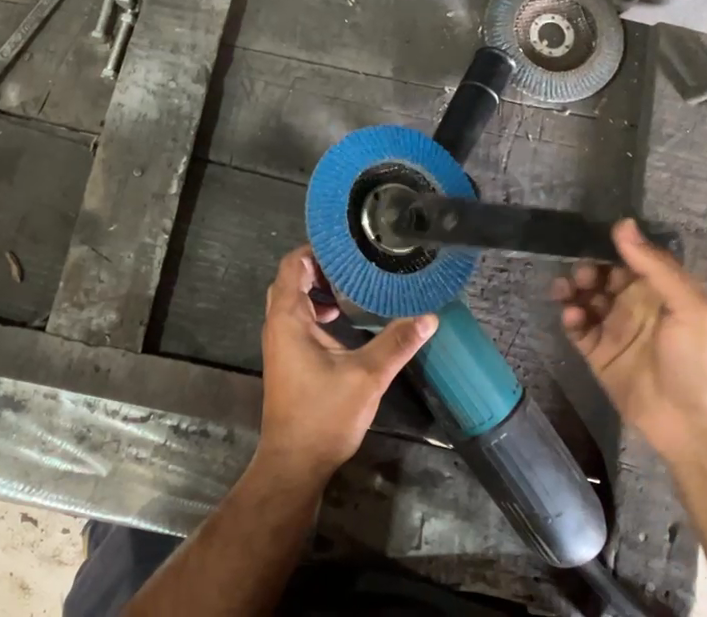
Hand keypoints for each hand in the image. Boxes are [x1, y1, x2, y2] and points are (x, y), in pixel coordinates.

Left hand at [256, 246, 437, 480]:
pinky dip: (318, 312)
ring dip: (319, 290)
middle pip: (292, 279)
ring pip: (294, 301)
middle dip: (321, 268)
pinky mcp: (288, 359)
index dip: (317, 250)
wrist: (295, 462)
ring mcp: (280, 343)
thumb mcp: (367, 375)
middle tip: (356, 264)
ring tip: (354, 286)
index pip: (292, 264)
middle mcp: (278, 325)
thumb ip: (396, 342)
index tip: (349, 245)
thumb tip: (429, 316)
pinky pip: (298, 321)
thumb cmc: (324, 414)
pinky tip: (345, 321)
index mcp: (288, 318)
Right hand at [553, 220, 706, 464]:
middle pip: (606, 277)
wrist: (703, 431)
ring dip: (575, 289)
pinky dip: (572, 318)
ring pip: (588, 300)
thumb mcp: (693, 308)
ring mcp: (619, 333)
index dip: (615, 250)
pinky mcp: (602, 358)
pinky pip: (579, 330)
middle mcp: (641, 309)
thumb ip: (656, 266)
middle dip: (589, 269)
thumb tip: (623, 224)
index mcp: (667, 294)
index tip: (594, 239)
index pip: (634, 261)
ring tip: (568, 290)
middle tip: (583, 274)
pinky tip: (573, 316)